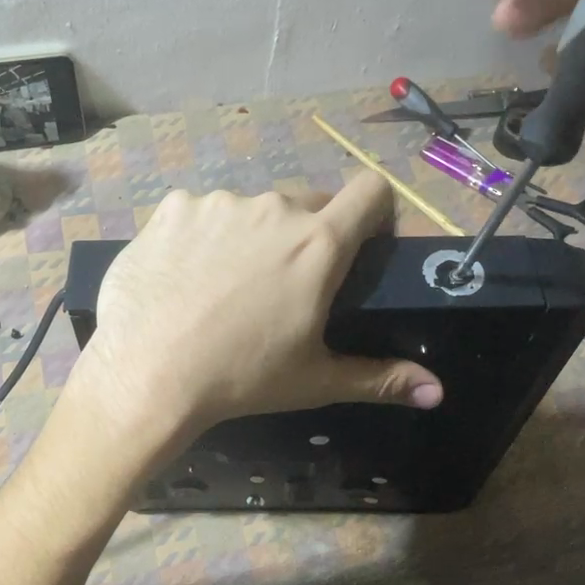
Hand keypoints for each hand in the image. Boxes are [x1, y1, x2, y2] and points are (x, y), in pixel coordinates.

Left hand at [70, 177, 442, 441]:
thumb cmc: (241, 379)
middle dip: (306, 236)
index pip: (371, 192)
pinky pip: (200, 212)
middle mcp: (274, 208)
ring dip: (249, 236)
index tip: (361, 244)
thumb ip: (381, 378)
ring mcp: (219, 203)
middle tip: (282, 287)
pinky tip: (183, 277)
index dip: (374, 213)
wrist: (146, 375)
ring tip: (222, 289)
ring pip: (251, 210)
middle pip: (307, 204)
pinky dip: (200, 236)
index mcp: (319, 243)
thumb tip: (438, 392)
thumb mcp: (315, 381)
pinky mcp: (172, 208)